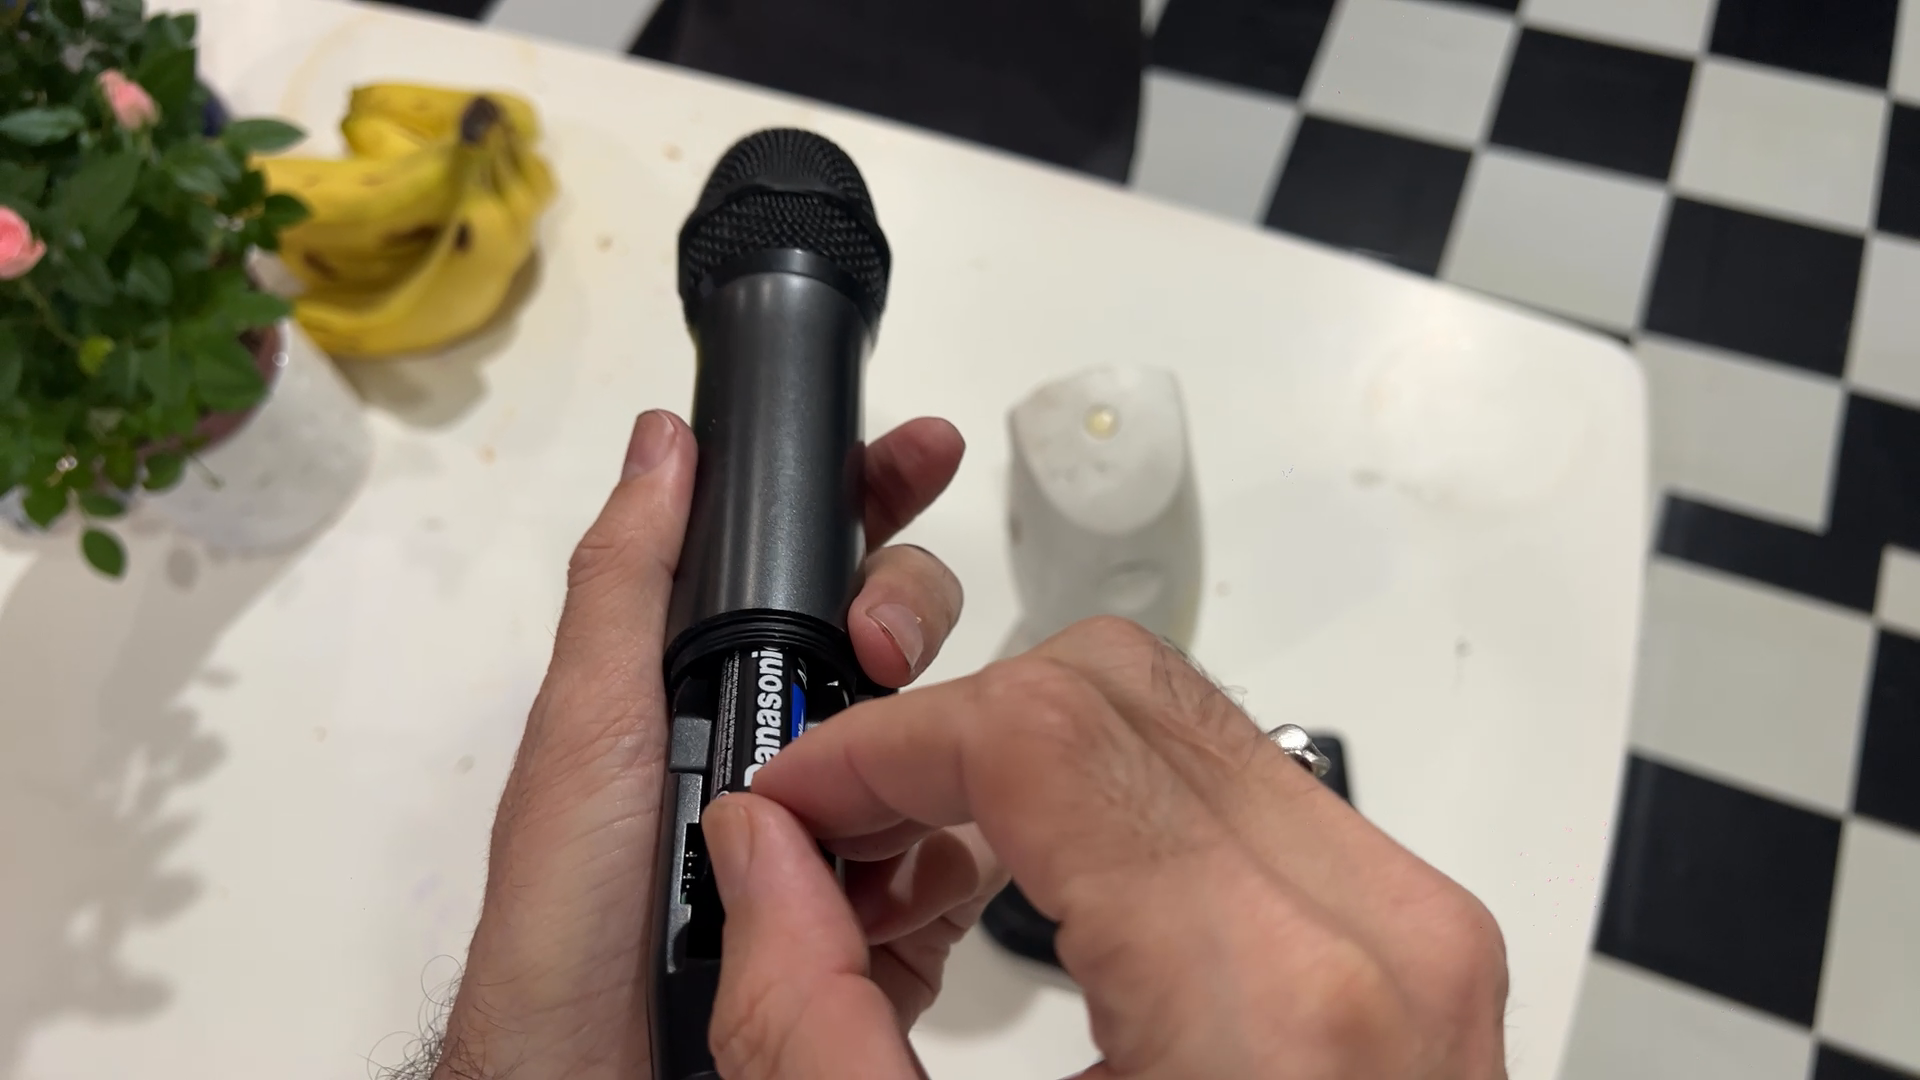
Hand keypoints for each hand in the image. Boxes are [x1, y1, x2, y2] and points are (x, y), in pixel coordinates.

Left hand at [433, 410, 974, 1079]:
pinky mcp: (906, 897)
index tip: (930, 450)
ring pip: (952, 731)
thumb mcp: (593, 725)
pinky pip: (967, 840)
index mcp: (743, 671)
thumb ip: (629, 580)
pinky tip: (914, 877)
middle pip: (907, 627)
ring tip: (884, 800)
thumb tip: (665, 440)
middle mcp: (814, 728)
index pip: (826, 555)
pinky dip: (957, 844)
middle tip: (888, 646)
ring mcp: (867, 810)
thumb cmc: (582, 904)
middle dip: (914, 607)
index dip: (880, 493)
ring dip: (940, 739)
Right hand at [704, 618, 1510, 1079]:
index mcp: (1268, 1009)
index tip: (800, 794)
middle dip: (941, 735)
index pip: (1039, 732)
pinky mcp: (1380, 905)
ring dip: (1006, 753)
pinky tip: (1020, 875)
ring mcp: (1392, 902)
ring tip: (925, 862)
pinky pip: (1193, 762)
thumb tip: (759, 845)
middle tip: (853, 831)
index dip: (884, 741)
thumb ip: (806, 1025)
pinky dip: (1075, 784)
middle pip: (1098, 684)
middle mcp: (1366, 920)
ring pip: (1146, 704)